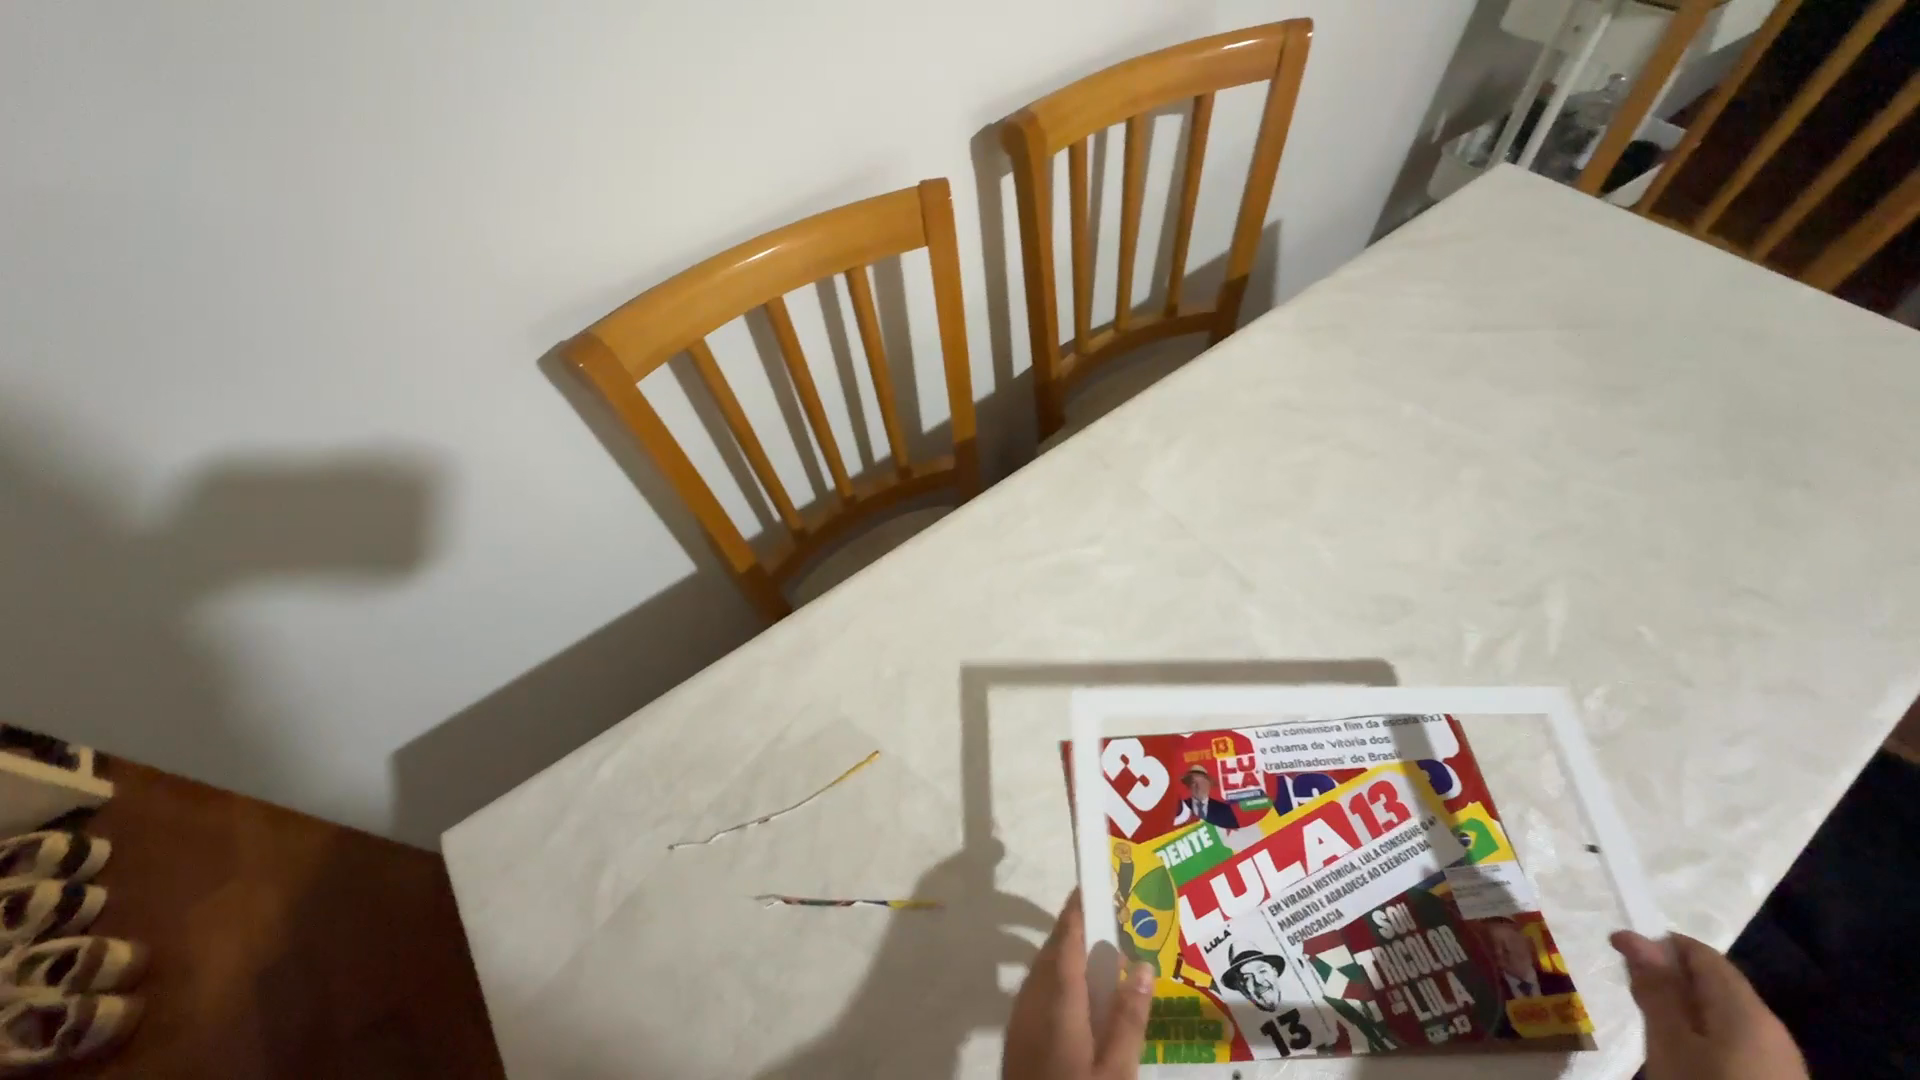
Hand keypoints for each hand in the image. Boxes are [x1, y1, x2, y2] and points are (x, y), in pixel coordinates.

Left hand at [1003, 891, 1154, 1079]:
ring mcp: (1021, 1017)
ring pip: (1044, 970)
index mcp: (1057, 998)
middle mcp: (1032, 998)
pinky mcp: (1018, 1037)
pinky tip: (1084, 996)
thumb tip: (1140, 962)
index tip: (1095, 881)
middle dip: (1077, 928)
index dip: (1079, 907)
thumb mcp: (1117, 1071)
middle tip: (1111, 915)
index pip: (1067, 937)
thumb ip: (1128, 1016)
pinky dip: (1061, 979)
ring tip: (1105, 952)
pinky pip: (1040, 991)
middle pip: (1054, 949)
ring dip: (1069, 954)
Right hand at [1611, 930, 1807, 1079]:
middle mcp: (1770, 1026)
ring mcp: (1779, 1058)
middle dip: (1670, 977)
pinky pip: (1735, 1039)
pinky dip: (1703, 1032)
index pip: (1701, 953)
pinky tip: (1684, 1053)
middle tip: (1631, 991)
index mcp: (1746, 1009)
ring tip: (1651, 1021)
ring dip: (1684, 1007)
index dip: (1659, 944)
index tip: (1620, 954)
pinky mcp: (1777, 1079)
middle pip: (1715, 982)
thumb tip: (1636, 937)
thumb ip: (1656, 989)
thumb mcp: (1669, 1042)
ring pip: (1724, 1012)